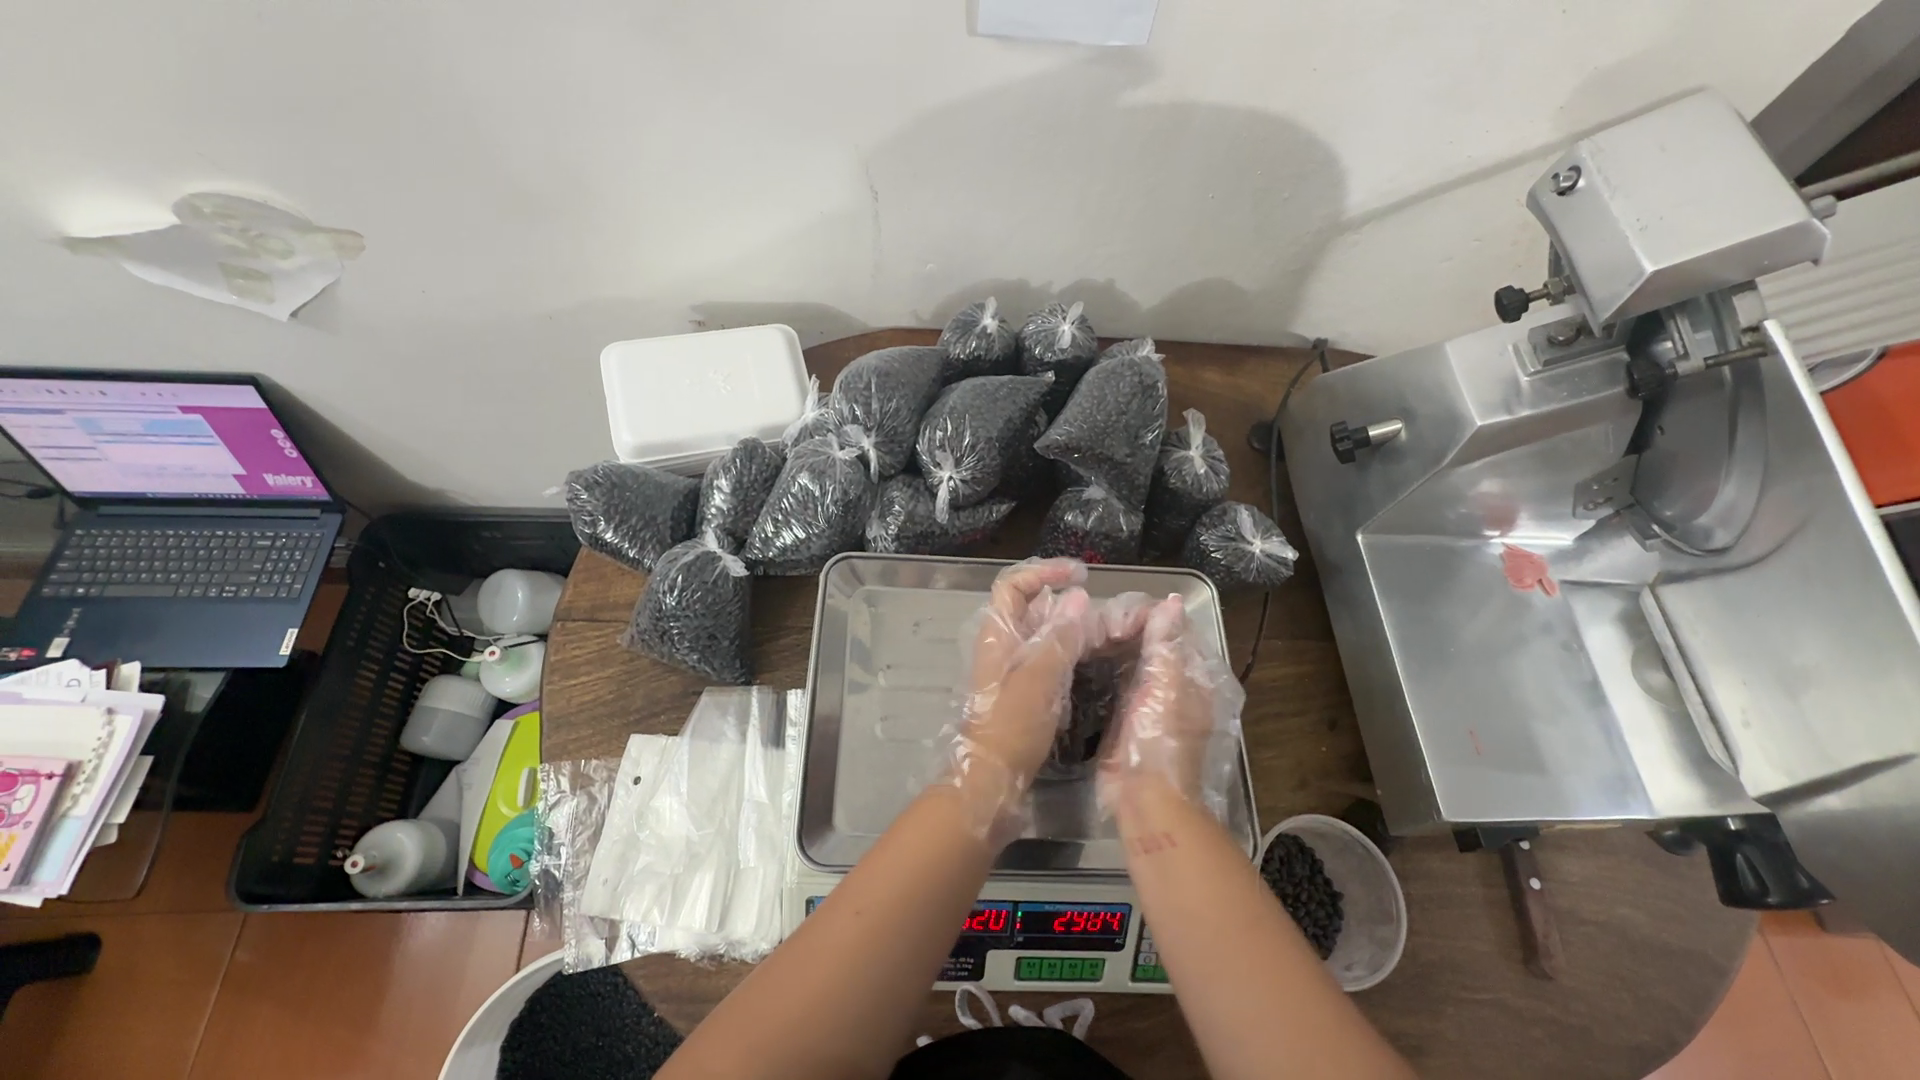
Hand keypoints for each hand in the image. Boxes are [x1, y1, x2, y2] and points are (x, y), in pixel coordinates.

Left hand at [954, 558, 1091, 798]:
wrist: (989, 780)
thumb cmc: (1010, 727)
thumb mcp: (1039, 679)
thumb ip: (1059, 637)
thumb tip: (1079, 597)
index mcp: (998, 635)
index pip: (1015, 585)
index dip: (1045, 571)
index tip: (1082, 575)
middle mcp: (1003, 646)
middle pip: (1034, 608)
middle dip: (1071, 604)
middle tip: (1110, 614)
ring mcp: (1013, 670)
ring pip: (1046, 635)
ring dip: (1076, 630)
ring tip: (1111, 635)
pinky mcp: (1023, 693)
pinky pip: (1050, 661)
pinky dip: (1072, 655)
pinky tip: (1096, 663)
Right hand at [1096, 594, 1230, 810]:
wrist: (1144, 798)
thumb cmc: (1160, 740)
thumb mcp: (1166, 686)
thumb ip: (1166, 644)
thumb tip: (1171, 602)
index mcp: (1192, 677)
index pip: (1172, 631)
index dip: (1146, 617)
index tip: (1115, 617)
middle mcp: (1172, 686)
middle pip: (1149, 644)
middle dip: (1122, 630)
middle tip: (1091, 626)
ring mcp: (1147, 702)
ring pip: (1128, 661)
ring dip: (1108, 647)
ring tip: (1080, 635)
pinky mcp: (1122, 718)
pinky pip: (1112, 683)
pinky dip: (1097, 668)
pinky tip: (1077, 659)